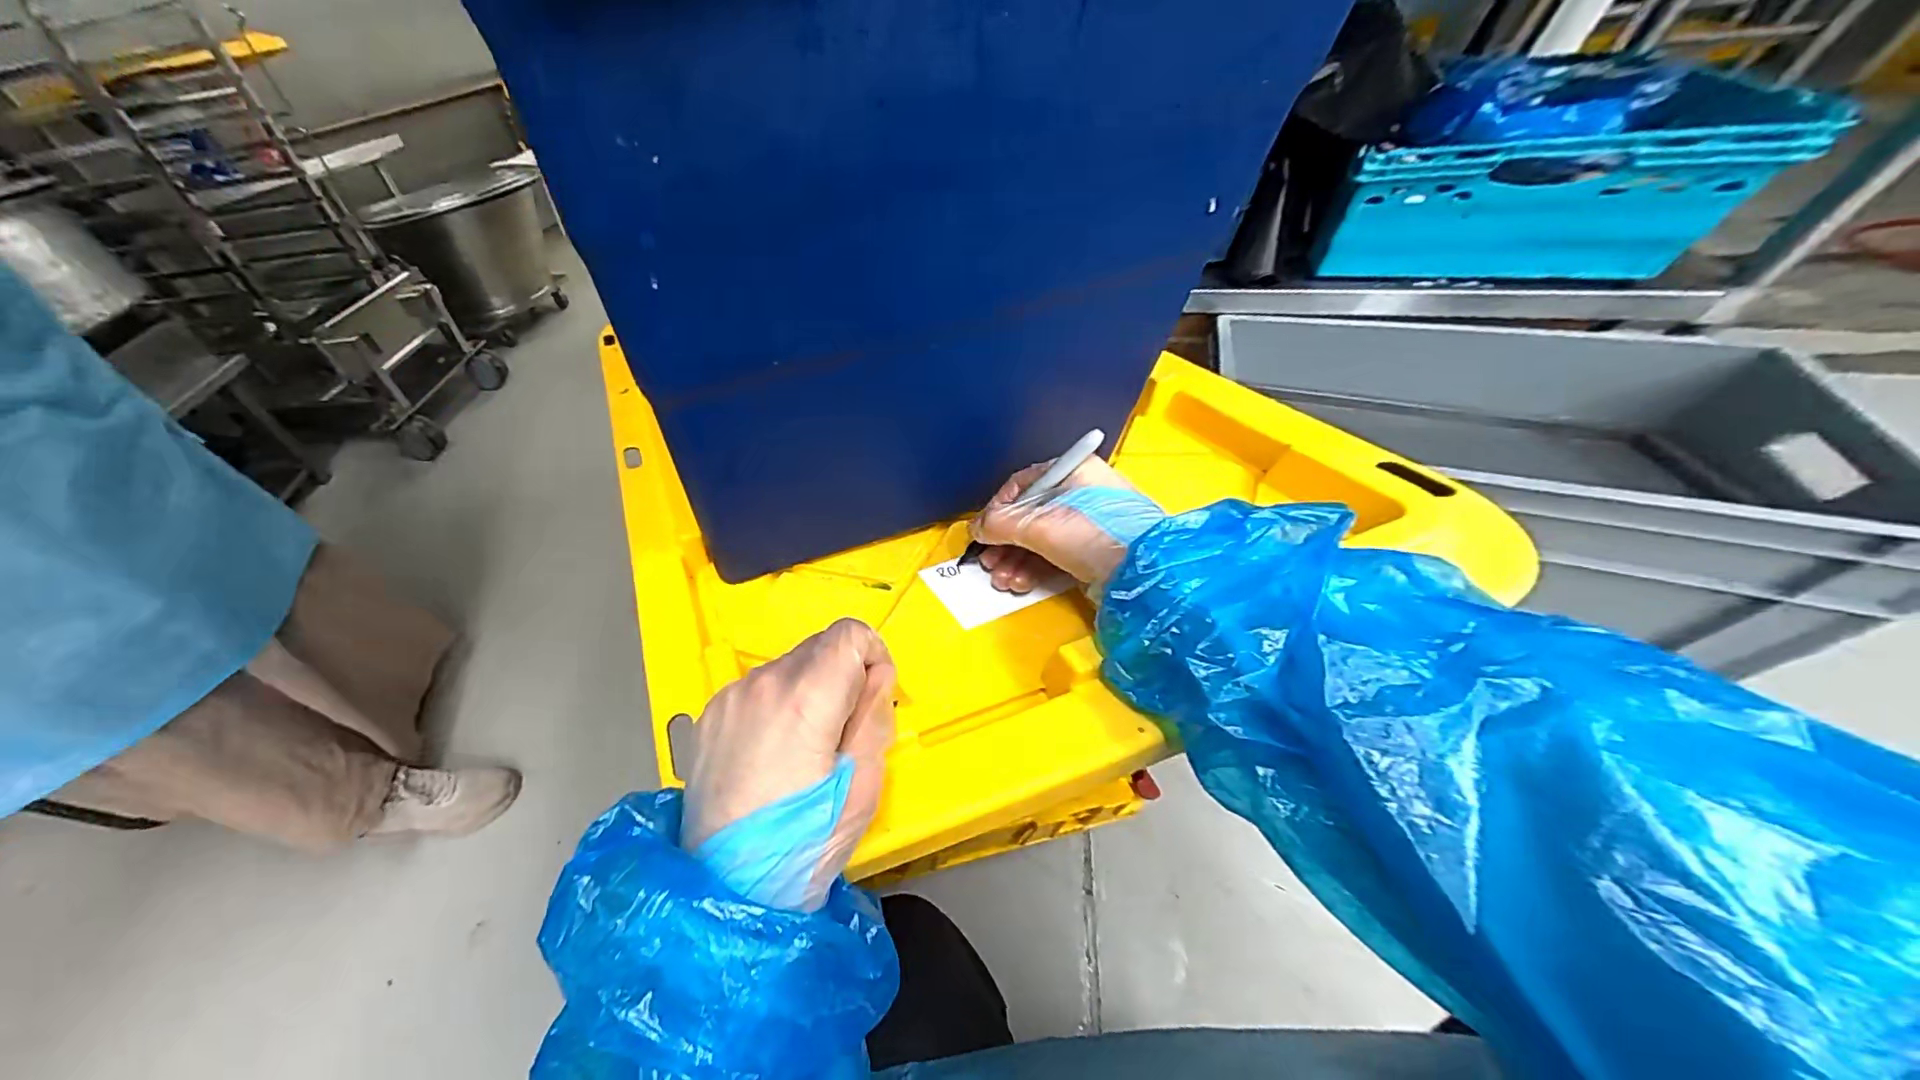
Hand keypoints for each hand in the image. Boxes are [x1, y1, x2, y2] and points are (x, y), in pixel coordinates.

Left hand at [680, 618, 895, 910]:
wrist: (726, 889)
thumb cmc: (803, 844)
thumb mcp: (864, 784)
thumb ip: (876, 713)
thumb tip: (876, 674)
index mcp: (803, 698)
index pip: (850, 633)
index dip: (874, 656)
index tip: (872, 696)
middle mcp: (761, 685)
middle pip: (821, 645)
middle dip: (844, 675)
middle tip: (842, 733)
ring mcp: (729, 698)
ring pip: (790, 665)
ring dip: (810, 689)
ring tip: (805, 750)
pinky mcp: (709, 716)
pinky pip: (759, 688)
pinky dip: (778, 704)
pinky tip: (773, 754)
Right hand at [969, 456, 1165, 594]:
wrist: (1141, 572)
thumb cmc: (1099, 535)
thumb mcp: (1038, 524)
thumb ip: (999, 523)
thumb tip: (977, 527)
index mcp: (1072, 470)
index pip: (1021, 485)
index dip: (997, 510)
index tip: (983, 531)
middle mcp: (1081, 493)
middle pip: (1028, 516)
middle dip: (1004, 543)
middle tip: (989, 560)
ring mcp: (1089, 523)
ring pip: (1040, 539)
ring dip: (1015, 560)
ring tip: (1004, 577)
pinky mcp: (1093, 550)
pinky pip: (1055, 555)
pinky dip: (1034, 568)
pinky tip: (1021, 581)